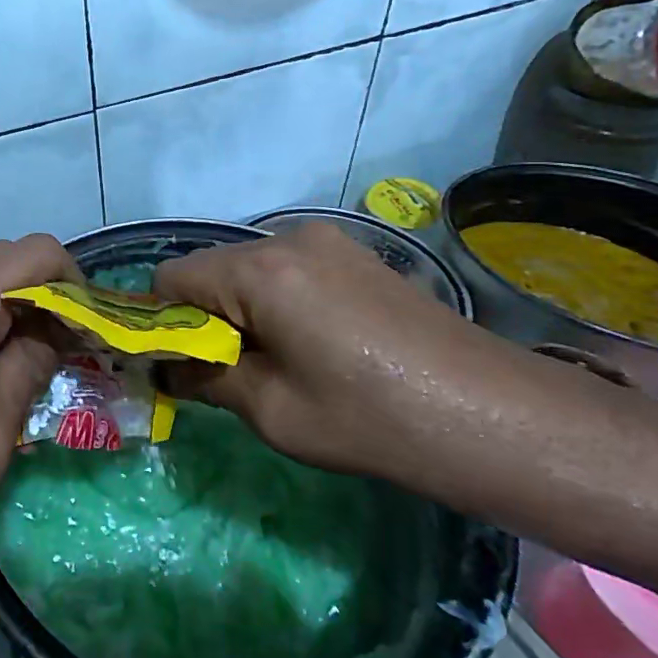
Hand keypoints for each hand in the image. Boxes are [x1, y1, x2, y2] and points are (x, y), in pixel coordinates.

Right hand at [153, 221, 505, 477]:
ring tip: (275, 363)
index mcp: (260, 271)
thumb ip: (205, 378)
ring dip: (241, 311)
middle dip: (203, 318)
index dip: (160, 322)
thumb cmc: (372, 419)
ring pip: (249, 269)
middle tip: (225, 373)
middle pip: (211, 270)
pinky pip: (288, 270)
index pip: (172, 278)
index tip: (175, 365)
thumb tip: (165, 370)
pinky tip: (312, 345)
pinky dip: (275, 302)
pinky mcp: (356, 254)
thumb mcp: (272, 410)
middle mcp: (288, 238)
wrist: (497, 418)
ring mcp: (328, 241)